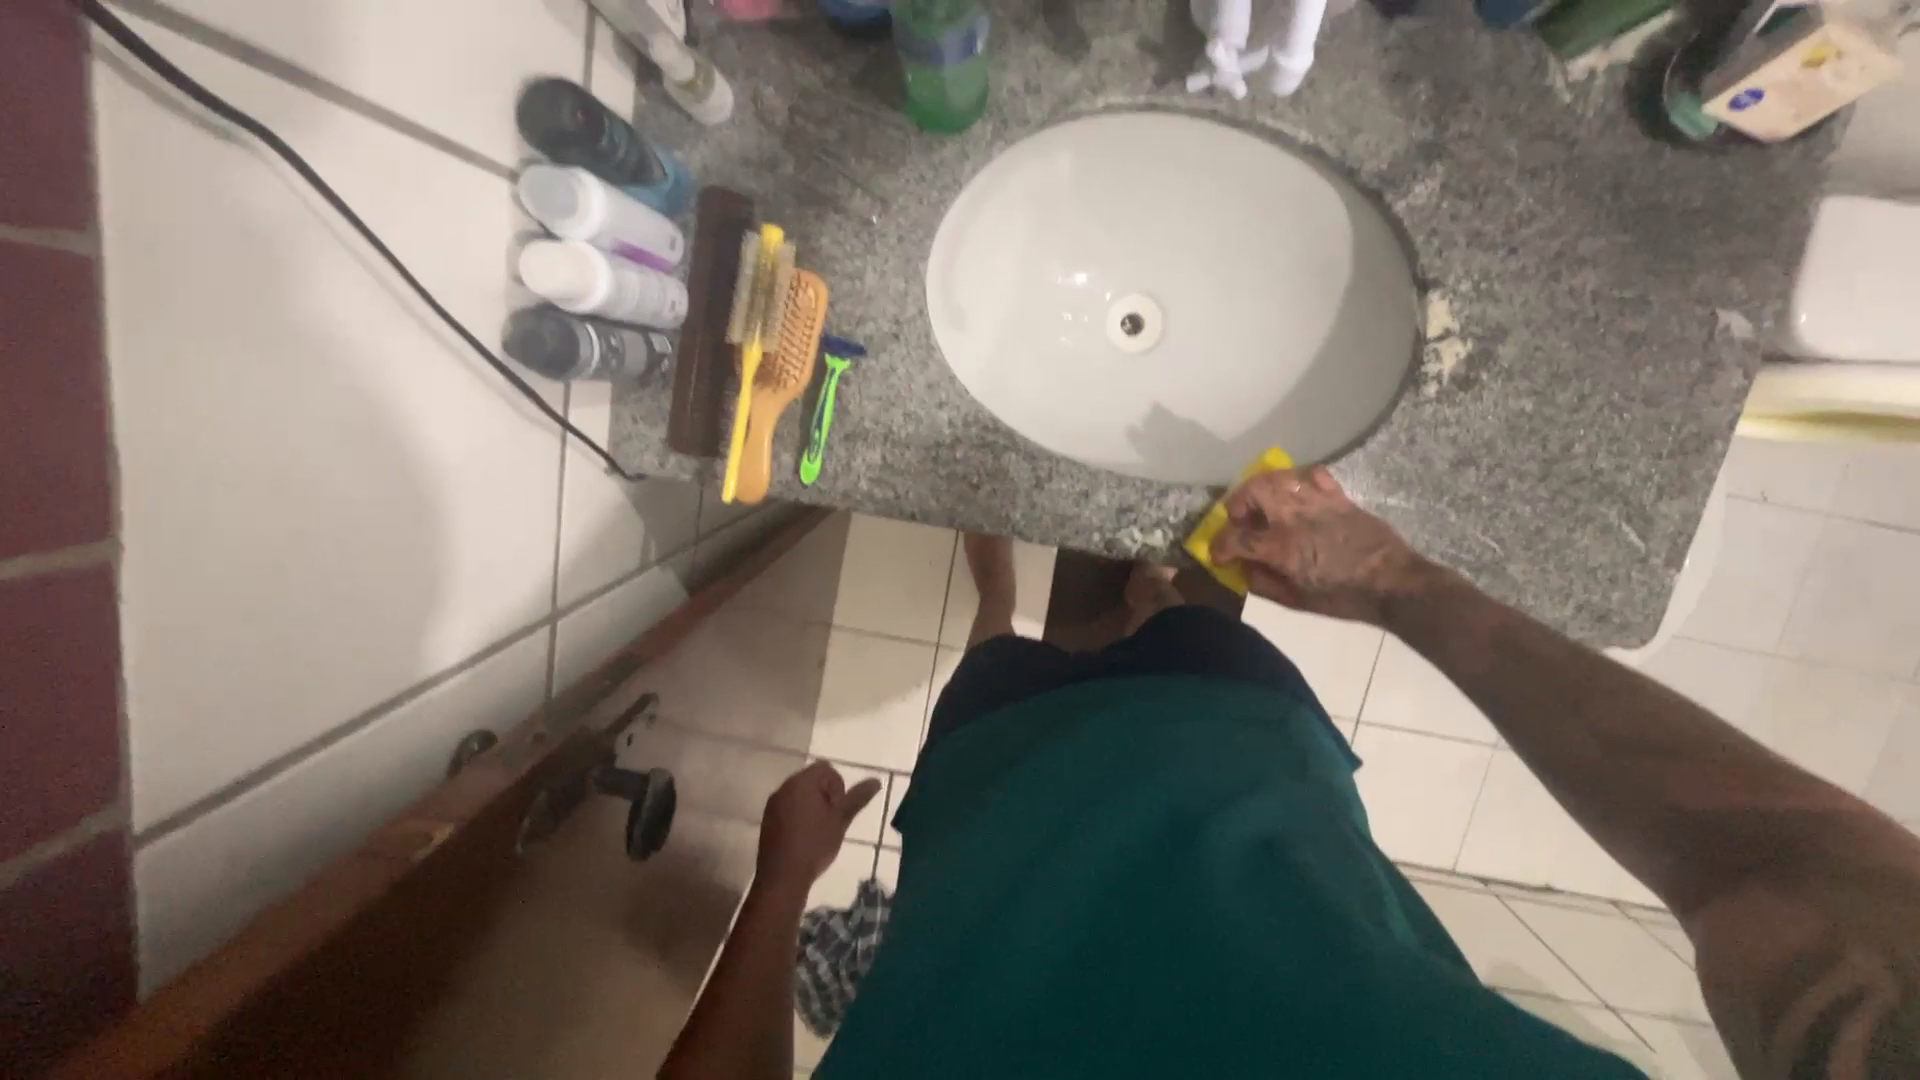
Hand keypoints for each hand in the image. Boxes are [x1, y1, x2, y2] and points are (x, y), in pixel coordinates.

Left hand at [755, 761, 882, 893]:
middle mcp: (784, 787)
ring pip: (800, 794)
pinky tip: (804, 837)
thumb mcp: (841, 820)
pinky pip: (788, 807)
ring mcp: (773, 803)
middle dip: (825, 795)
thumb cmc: (815, 844)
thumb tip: (877, 780)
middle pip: (812, 779)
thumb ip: (857, 798)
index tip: (838, 809)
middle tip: (832, 820)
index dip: (838, 786)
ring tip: (819, 830)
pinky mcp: (767, 819)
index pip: (826, 768)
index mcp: (802, 782)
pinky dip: (799, 815)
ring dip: (813, 805)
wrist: (782, 877)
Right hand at [1209, 466, 1431, 625]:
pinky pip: (1312, 474)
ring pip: (1278, 476)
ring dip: (1262, 488)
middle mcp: (1294, 518)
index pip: (1235, 538)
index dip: (1219, 546)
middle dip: (1236, 503)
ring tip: (1263, 503)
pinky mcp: (1338, 497)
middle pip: (1252, 491)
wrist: (1394, 583)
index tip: (1218, 555)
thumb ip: (1263, 584)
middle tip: (1239, 519)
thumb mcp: (1296, 601)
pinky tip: (1297, 495)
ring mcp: (1317, 502)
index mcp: (1281, 548)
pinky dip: (1297, 480)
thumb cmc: (1344, 597)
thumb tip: (1244, 569)